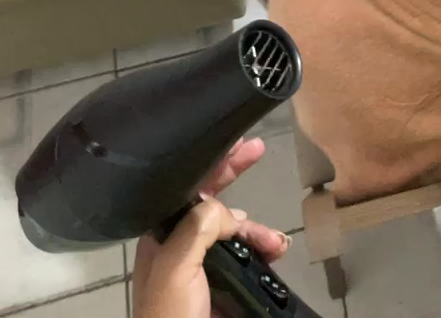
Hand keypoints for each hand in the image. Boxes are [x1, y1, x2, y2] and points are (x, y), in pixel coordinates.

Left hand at [131, 138, 291, 317]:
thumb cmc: (169, 317)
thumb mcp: (175, 267)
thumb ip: (199, 227)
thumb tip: (229, 211)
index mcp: (163, 237)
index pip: (189, 187)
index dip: (213, 162)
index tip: (237, 140)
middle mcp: (182, 246)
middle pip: (213, 200)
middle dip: (236, 176)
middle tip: (259, 150)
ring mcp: (204, 267)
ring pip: (235, 231)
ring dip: (258, 230)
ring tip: (276, 244)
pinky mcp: (223, 287)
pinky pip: (246, 257)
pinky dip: (262, 251)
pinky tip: (275, 253)